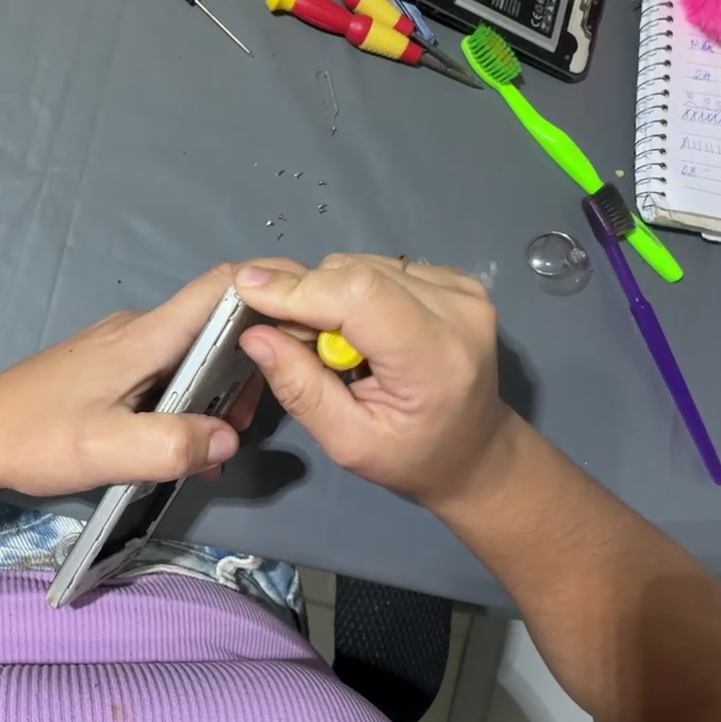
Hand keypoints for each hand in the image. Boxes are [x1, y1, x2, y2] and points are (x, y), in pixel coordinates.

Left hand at [0, 264, 268, 497]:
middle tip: (241, 427)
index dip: (271, 285)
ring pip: (193, 355)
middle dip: (246, 369)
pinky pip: (167, 373)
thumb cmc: (35, 437)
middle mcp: (139, 332)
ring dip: (215, 394)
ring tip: (209, 446)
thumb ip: (172, 445)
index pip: (220, 287)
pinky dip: (188, 402)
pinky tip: (180, 443)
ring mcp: (124, 349)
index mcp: (145, 338)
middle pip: (216, 328)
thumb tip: (228, 439)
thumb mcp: (107, 450)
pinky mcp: (112, 369)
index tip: (310, 308)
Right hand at [234, 254, 508, 510]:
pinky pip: (380, 266)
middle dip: (306, 297)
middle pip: (354, 272)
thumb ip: (302, 390)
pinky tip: (360, 328)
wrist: (474, 449)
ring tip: (333, 343)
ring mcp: (461, 287)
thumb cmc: (411, 457)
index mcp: (433, 358)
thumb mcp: (347, 443)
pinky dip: (353, 292)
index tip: (245, 288)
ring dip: (329, 295)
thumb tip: (254, 336)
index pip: (358, 296)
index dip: (297, 289)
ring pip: (362, 263)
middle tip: (290, 339)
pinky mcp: (455, 278)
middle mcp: (456, 308)